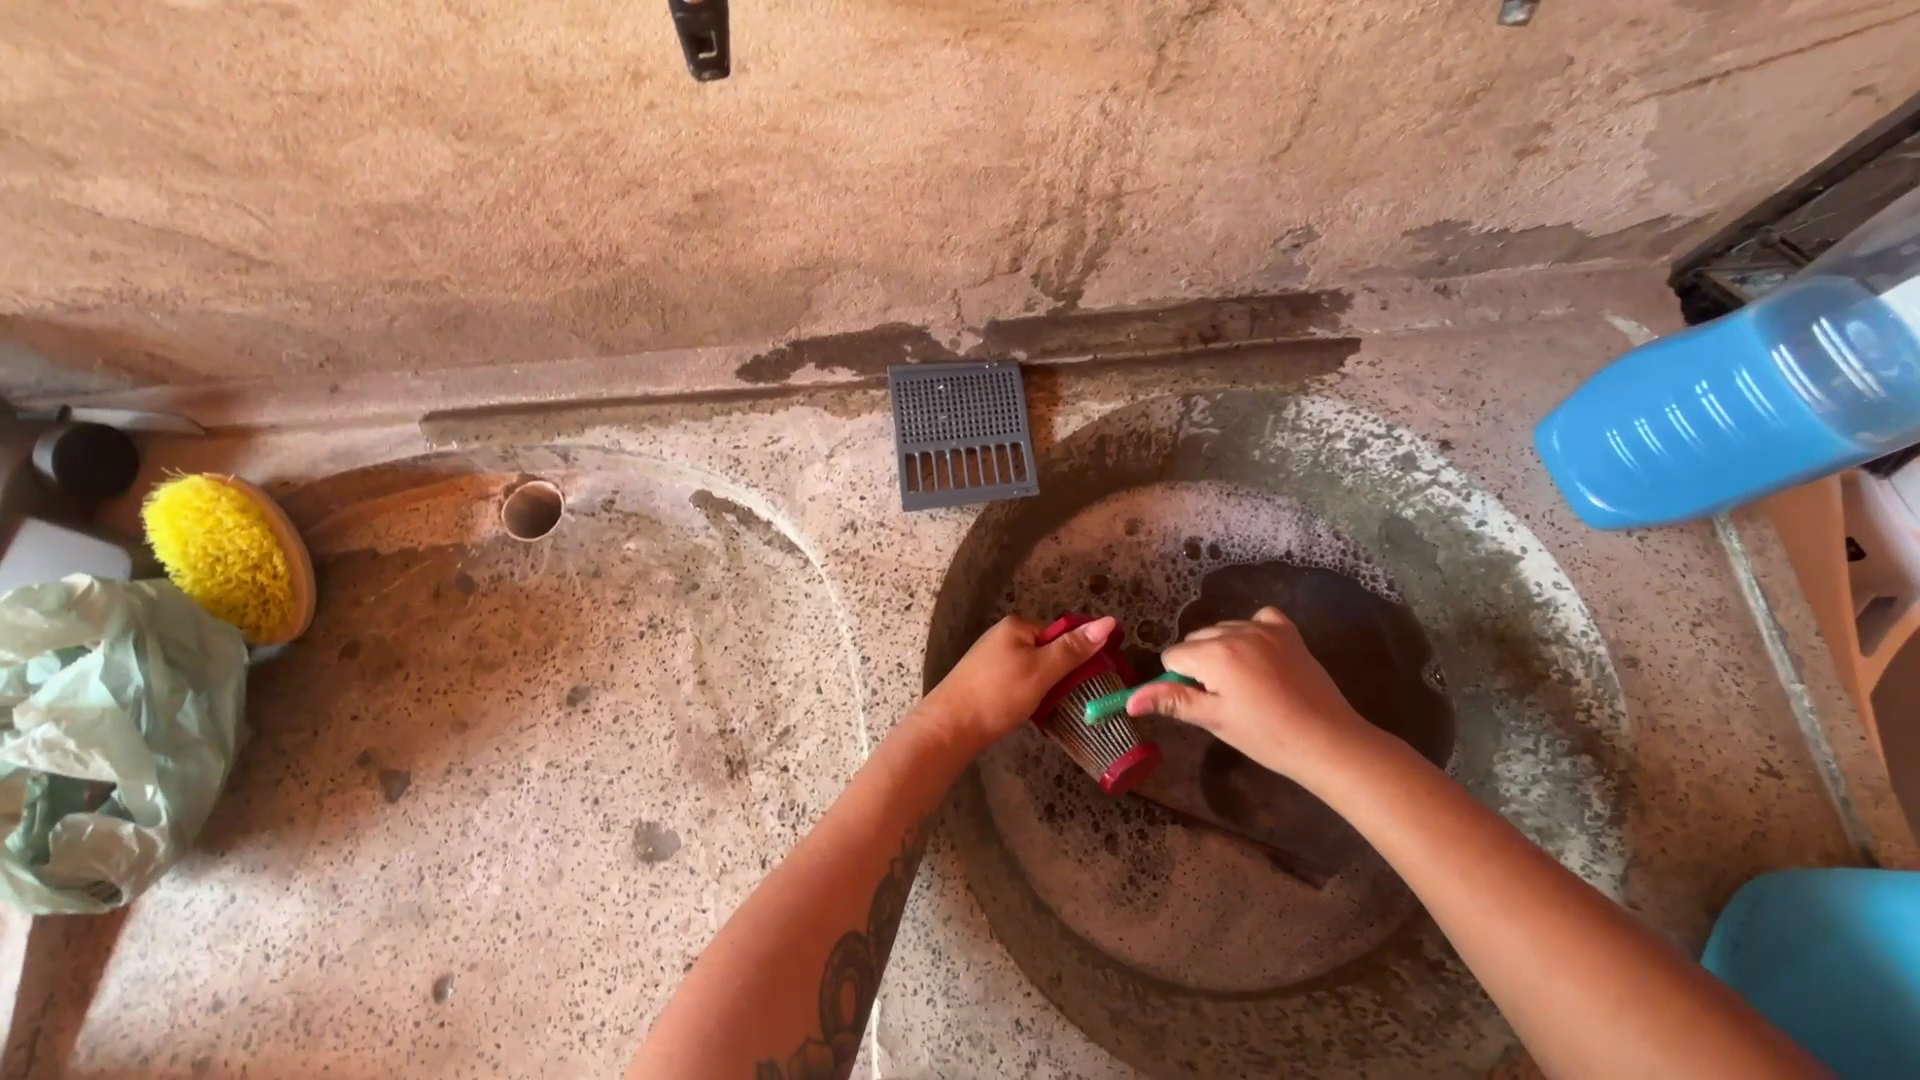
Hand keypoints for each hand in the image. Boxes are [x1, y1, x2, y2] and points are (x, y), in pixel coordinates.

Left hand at [918, 614, 1117, 751]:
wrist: (950, 727)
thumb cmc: (998, 695)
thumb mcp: (1041, 671)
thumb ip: (1073, 649)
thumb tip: (1108, 621)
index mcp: (1016, 626)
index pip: (1060, 633)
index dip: (1077, 655)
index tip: (1091, 680)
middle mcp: (1002, 637)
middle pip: (1047, 651)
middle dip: (1061, 675)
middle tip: (1071, 699)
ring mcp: (992, 659)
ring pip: (1034, 670)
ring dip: (1046, 688)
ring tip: (1052, 709)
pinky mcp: (985, 681)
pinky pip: (1019, 683)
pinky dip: (1030, 697)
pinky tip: (1032, 713)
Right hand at [1126, 606, 1375, 782]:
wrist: (1326, 740)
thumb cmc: (1265, 735)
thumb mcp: (1213, 719)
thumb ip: (1171, 701)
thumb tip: (1129, 700)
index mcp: (1214, 654)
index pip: (1173, 657)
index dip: (1180, 682)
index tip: (1203, 702)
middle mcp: (1235, 631)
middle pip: (1196, 640)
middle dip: (1200, 665)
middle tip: (1225, 698)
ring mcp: (1264, 628)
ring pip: (1223, 630)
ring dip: (1223, 650)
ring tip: (1246, 685)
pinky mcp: (1288, 632)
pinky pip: (1258, 618)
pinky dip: (1252, 633)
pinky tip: (1261, 657)